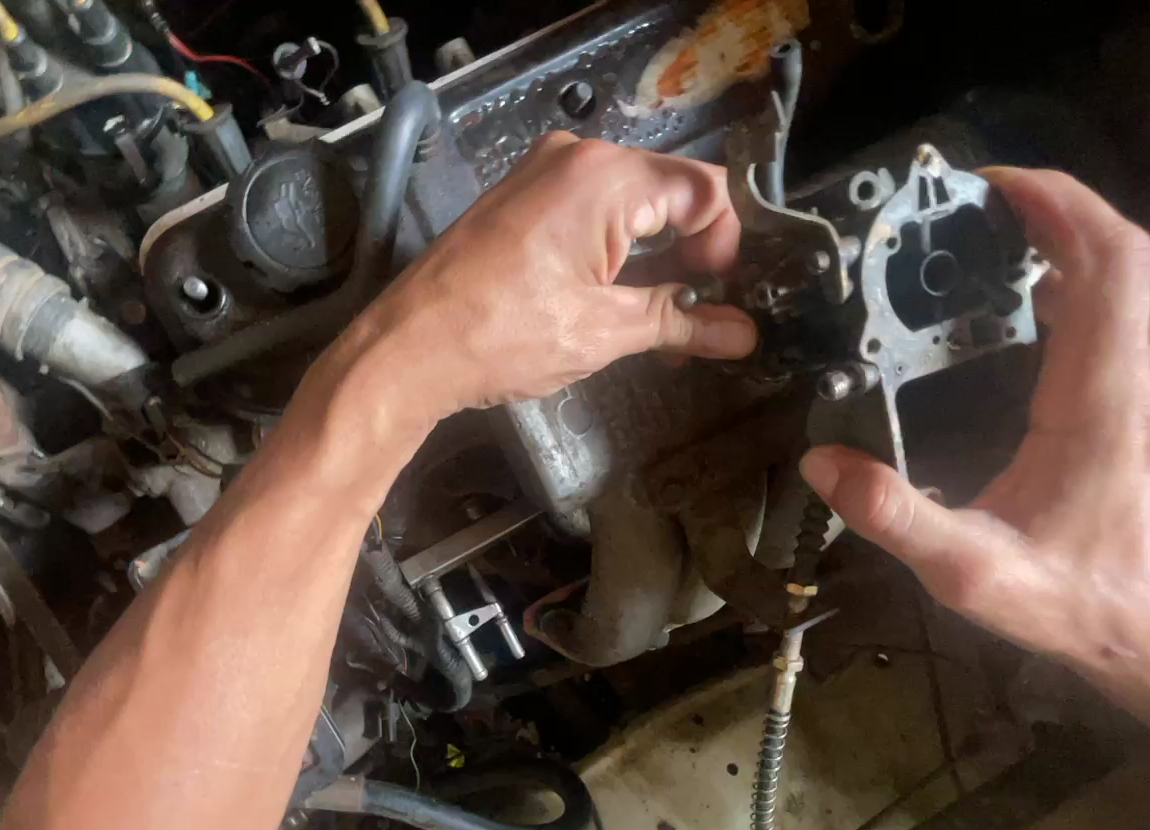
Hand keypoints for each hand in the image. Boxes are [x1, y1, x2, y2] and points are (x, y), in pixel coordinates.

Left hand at [339, 132, 757, 429]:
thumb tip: (742, 333)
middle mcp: (574, 159)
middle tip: (691, 321)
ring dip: (648, 264)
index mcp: (604, 177)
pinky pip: (584, 217)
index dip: (724, 247)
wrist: (407, 350)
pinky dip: (607, 257)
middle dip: (687, 258)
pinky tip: (607, 305)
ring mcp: (539, 177)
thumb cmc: (502, 337)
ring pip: (624, 209)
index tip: (718, 299)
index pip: (703, 192)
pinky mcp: (516, 203)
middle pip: (664, 196)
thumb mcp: (602, 333)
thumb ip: (678, 322)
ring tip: (650, 326)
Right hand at [798, 168, 1149, 685]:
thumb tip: (820, 461)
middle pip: (1107, 261)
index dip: (1061, 207)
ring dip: (1041, 253)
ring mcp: (1141, 388)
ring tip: (956, 254)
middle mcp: (1136, 377)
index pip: (1108, 266)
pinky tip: (991, 311)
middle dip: (1037, 218)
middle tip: (946, 219)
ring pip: (1106, 288)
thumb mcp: (965, 570)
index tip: (989, 187)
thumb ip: (891, 514)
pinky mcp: (1132, 404)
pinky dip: (1050, 292)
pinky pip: (1100, 320)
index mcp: (1100, 399)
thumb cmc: (1070, 599)